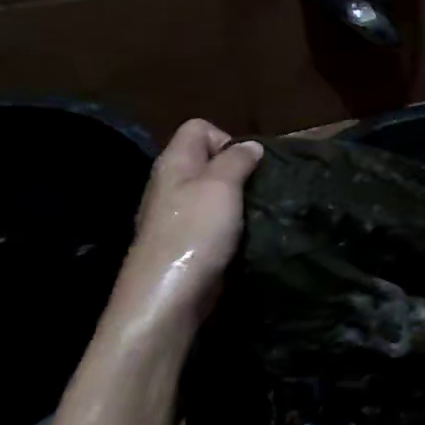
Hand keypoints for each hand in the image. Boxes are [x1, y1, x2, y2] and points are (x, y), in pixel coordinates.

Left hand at [110, 119, 262, 335]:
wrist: (167, 297)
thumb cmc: (194, 232)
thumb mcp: (221, 185)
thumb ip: (237, 160)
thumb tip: (250, 146)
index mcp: (174, 162)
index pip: (199, 127)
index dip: (226, 139)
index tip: (247, 165)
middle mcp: (170, 184)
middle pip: (207, 161)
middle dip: (237, 172)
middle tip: (257, 191)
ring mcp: (174, 216)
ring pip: (212, 194)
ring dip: (236, 202)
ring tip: (255, 215)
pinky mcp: (184, 244)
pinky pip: (211, 222)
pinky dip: (228, 227)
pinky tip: (241, 239)